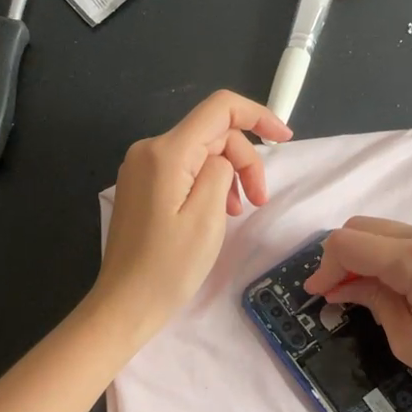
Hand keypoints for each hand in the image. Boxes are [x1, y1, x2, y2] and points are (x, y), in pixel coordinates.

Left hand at [95, 90, 292, 334]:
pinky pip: (183, 170)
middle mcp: (148, 150)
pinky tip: (214, 213)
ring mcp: (140, 169)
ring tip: (235, 214)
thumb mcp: (207, 217)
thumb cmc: (169, 266)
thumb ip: (221, 171)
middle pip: (211, 133)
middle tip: (258, 203)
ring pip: (199, 152)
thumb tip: (222, 160)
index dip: (258, 116)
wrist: (126, 303)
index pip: (219, 108)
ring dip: (227, 175)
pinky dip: (206, 184)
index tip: (285, 139)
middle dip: (243, 161)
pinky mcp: (140, 187)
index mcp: (166, 152)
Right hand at [303, 217, 411, 408]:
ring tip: (356, 292)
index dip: (325, 267)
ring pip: (385, 230)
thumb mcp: (406, 337)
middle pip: (364, 227)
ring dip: (363, 254)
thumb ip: (372, 300)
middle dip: (340, 256)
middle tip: (332, 293)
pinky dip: (386, 255)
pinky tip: (385, 285)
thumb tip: (343, 287)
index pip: (350, 244)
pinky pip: (408, 239)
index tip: (316, 295)